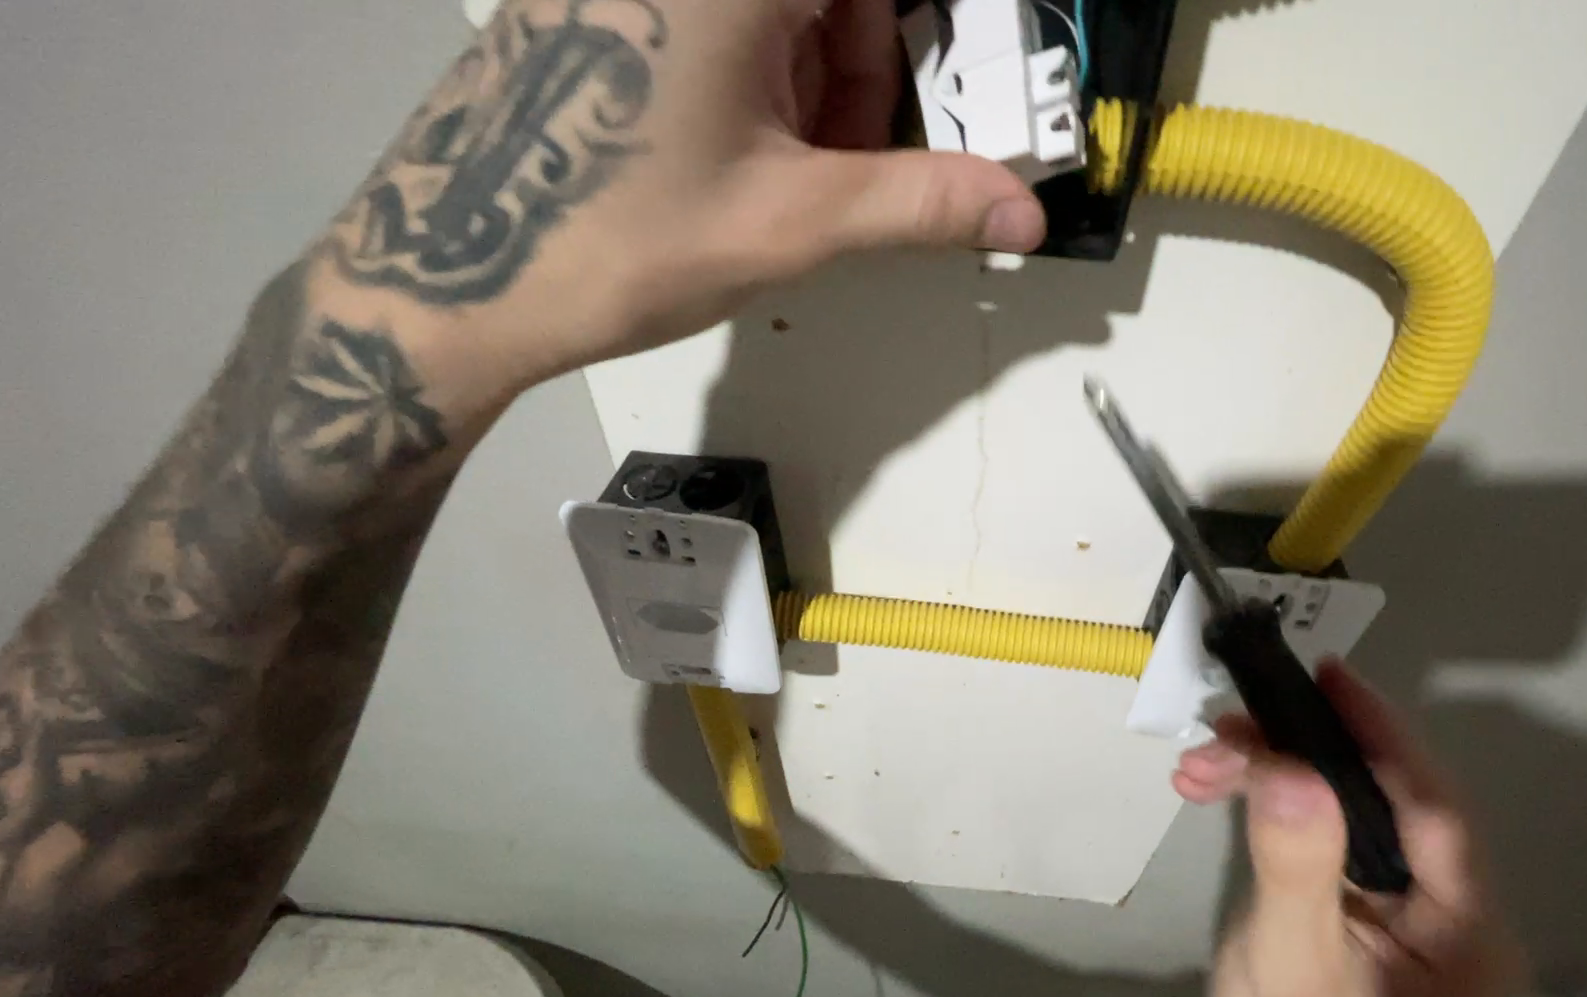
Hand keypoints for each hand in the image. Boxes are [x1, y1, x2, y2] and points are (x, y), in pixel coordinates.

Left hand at [325, 0, 1045, 393]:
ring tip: (796, 176)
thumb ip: (923, 203)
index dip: (924, 35)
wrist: (457, 277)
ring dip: (820, 81)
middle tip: (861, 161)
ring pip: (783, 7)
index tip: (954, 85)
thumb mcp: (794, 224)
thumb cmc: (626, 243)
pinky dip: (766, 75)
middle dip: (869, 65)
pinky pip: (725, 19)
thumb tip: (1028, 216)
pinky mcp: (606, 6)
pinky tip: (749, 151)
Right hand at [1175, 661, 1526, 996]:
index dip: (1383, 733)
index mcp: (1465, 929)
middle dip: (1298, 752)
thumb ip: (1295, 866)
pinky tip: (1209, 785)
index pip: (1433, 808)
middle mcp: (1447, 902)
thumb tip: (1289, 766)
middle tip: (1229, 725)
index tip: (1328, 676)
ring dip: (1267, 769)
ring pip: (1342, 796)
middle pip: (1382, 792)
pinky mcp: (1359, 887)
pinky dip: (1262, 795)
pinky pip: (1317, 817)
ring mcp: (1403, 894)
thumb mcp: (1289, 958)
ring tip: (1199, 764)